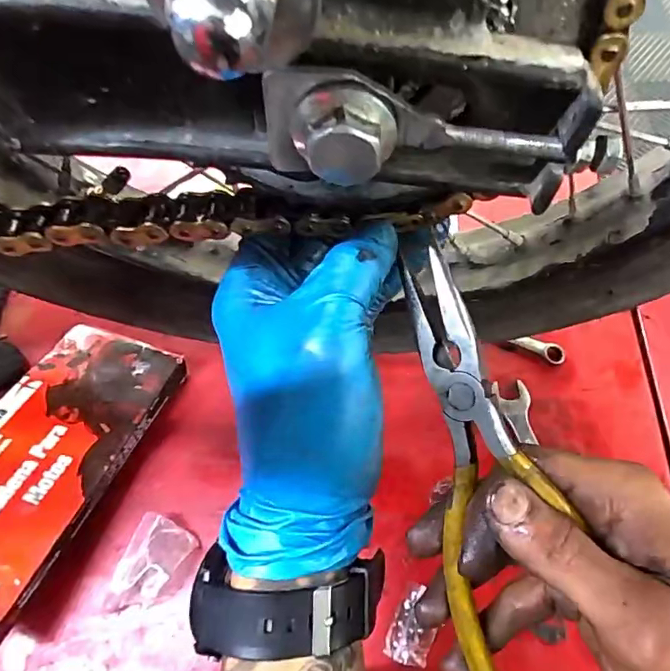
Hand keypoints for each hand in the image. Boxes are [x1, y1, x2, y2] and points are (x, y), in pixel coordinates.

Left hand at [212, 223, 399, 579]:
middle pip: (316, 242)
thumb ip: (351, 269)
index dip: (324, 202)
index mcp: (250, 289)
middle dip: (359, 223)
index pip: (283, 223)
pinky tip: (413, 258)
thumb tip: (383, 227)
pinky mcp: (337, 338)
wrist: (318, 489)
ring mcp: (307, 318)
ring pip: (343, 268)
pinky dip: (384, 279)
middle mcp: (273, 297)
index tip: (369, 181)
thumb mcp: (325, 330)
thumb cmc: (308, 411)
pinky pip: (359, 296)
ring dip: (377, 249)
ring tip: (418, 221)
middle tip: (405, 197)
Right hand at [406, 449, 669, 670]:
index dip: (484, 498)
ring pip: (515, 552)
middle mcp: (603, 512)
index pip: (533, 471)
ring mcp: (594, 551)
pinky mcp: (588, 588)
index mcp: (622, 499)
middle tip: (423, 567)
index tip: (443, 539)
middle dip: (468, 540)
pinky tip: (468, 656)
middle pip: (515, 508)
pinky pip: (531, 591)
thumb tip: (497, 494)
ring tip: (430, 622)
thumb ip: (564, 555)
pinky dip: (498, 619)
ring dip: (472, 587)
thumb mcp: (637, 618)